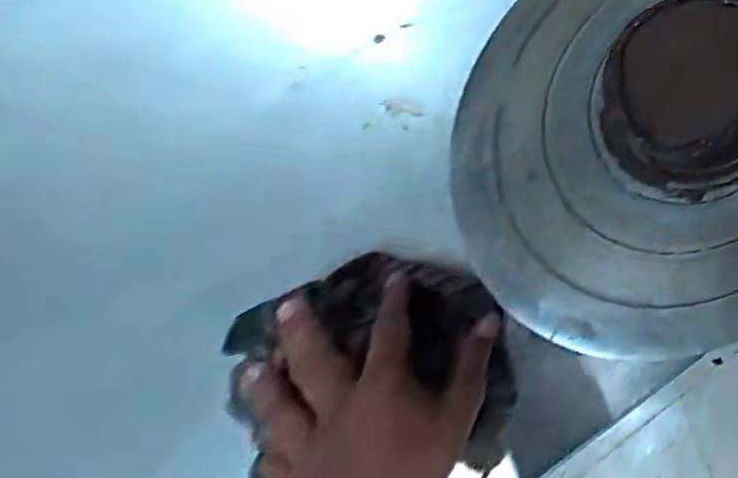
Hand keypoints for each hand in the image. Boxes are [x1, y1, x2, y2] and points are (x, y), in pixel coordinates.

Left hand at [239, 275, 497, 477]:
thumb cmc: (421, 463)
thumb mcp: (459, 412)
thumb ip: (471, 364)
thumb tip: (487, 319)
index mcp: (380, 386)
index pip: (389, 334)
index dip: (393, 304)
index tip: (393, 278)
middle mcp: (336, 408)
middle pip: (314, 364)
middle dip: (302, 332)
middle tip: (288, 304)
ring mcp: (304, 447)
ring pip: (277, 409)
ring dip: (263, 385)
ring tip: (250, 365)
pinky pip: (267, 458)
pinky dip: (262, 442)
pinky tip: (257, 436)